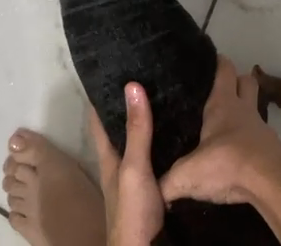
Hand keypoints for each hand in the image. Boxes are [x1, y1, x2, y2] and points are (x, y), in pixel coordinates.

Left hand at [89, 82, 164, 245]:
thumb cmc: (131, 210)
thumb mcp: (134, 167)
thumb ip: (136, 131)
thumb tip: (132, 85)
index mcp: (109, 157)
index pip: (100, 119)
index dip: (102, 95)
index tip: (114, 70)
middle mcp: (121, 164)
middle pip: (122, 129)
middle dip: (132, 106)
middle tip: (150, 78)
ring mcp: (136, 177)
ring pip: (141, 142)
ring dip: (150, 124)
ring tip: (170, 98)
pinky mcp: (153, 188)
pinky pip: (158, 157)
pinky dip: (166, 143)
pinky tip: (181, 135)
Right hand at [161, 56, 280, 206]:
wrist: (271, 184)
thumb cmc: (228, 164)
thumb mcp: (188, 175)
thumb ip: (167, 181)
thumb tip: (152, 191)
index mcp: (223, 103)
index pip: (224, 68)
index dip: (217, 62)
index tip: (207, 62)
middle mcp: (245, 109)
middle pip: (246, 81)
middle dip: (236, 82)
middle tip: (218, 92)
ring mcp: (262, 129)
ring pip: (254, 110)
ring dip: (244, 115)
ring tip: (225, 130)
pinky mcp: (272, 150)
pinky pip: (260, 138)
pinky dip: (250, 143)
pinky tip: (237, 158)